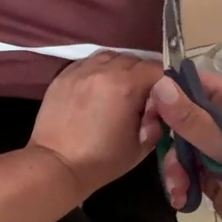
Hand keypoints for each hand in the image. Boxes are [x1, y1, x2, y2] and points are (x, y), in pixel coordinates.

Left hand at [28, 51, 163, 195]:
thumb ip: (156, 119)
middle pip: (133, 59)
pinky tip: (97, 87)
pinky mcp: (62, 76)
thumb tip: (157, 104)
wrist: (57, 165)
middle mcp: (102, 71)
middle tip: (141, 95)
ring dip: (119, 68)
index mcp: (125, 86)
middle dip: (142, 74)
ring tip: (119, 88)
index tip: (164, 95)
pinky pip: (87, 62)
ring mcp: (79, 71)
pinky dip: (97, 70)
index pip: (155, 68)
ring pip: (109, 56)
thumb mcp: (142, 145)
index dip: (164, 81)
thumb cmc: (102, 160)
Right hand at [143, 69, 221, 221]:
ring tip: (179, 186)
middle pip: (182, 117)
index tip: (148, 107)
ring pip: (180, 147)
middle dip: (166, 135)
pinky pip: (185, 170)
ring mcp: (218, 151)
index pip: (197, 84)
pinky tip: (183, 197)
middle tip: (149, 142)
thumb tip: (159, 84)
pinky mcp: (212, 176)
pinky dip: (181, 182)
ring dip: (174, 167)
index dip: (170, 91)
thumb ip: (191, 118)